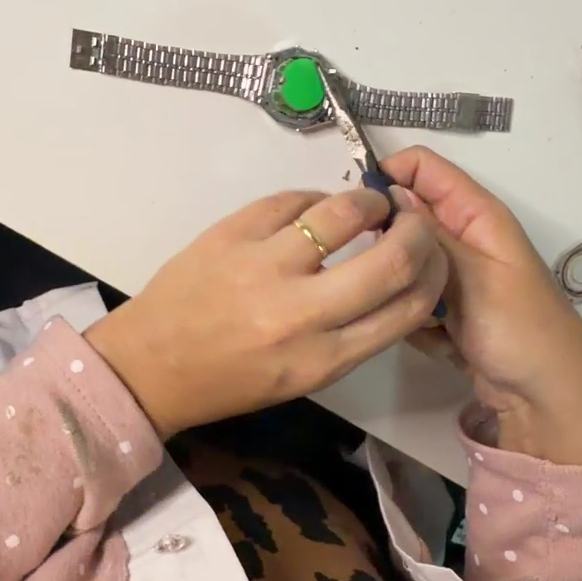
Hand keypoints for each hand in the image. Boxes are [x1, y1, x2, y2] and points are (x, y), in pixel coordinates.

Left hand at [85, 188, 448, 438]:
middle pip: (393, 260)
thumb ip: (351, 336)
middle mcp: (300, 314)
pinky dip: (315, 199)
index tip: (431, 258)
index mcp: (322, 360)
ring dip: (369, 202)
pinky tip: (315, 209)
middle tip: (409, 223)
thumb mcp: (301, 378)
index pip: (409, 308)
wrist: (148, 367)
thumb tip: (392, 279)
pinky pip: (291, 199)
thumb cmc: (228, 381)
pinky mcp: (230, 233)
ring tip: (369, 206)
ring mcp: (262, 267)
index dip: (434, 274)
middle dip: (417, 233)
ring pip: (344, 214)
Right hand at [381, 147, 581, 464]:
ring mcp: (451, 276)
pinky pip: (408, 298)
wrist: (543, 398)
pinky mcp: (443, 310)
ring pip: (401, 261)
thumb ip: (429, 233)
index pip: (423, 168)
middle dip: (388, 238)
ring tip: (419, 312)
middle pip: (406, 216)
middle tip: (380, 269)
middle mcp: (461, 237)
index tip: (358, 209)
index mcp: (476, 214)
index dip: (388, 175)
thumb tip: (389, 190)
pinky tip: (433, 337)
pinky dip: (412, 315)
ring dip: (399, 284)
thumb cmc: (519, 329)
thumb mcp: (474, 274)